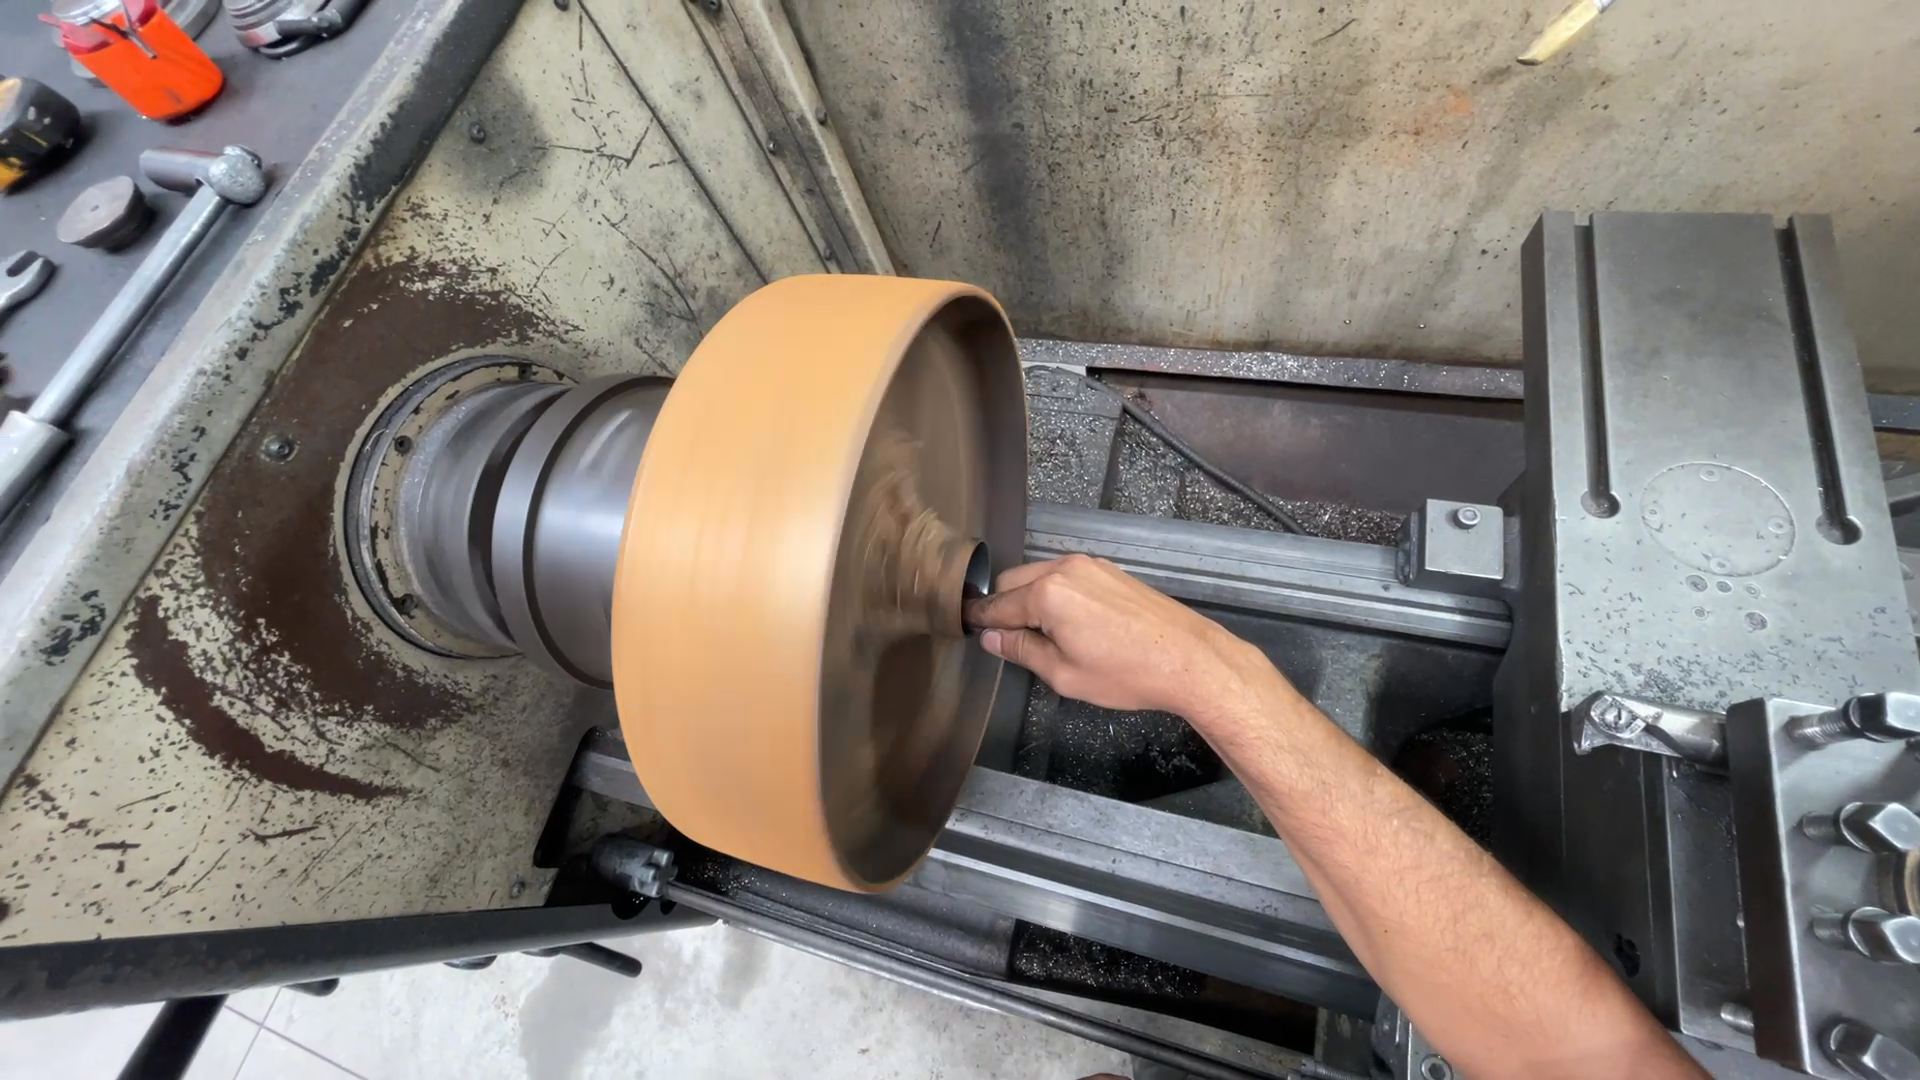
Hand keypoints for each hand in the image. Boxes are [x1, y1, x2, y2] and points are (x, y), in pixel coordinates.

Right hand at [962, 554, 1261, 718]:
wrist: (1188, 657)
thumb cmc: (1126, 672)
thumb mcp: (1063, 673)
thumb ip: (1021, 650)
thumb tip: (992, 638)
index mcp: (1047, 593)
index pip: (997, 605)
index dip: (980, 620)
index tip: (968, 627)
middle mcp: (1064, 568)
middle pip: (1013, 582)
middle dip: (1004, 607)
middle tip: (1008, 640)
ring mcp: (1088, 565)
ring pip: (1038, 576)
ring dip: (1029, 599)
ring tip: (1040, 635)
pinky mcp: (1107, 569)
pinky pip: (1064, 576)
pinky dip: (1053, 593)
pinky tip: (1066, 622)